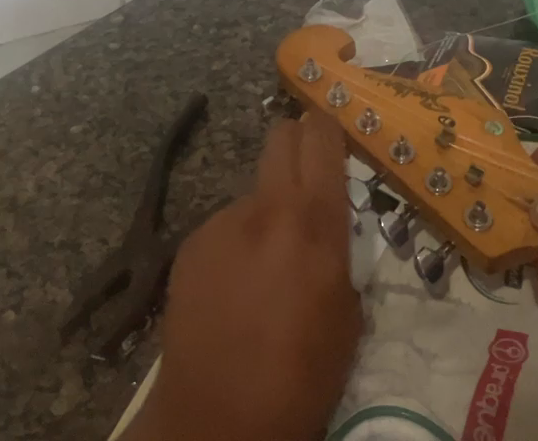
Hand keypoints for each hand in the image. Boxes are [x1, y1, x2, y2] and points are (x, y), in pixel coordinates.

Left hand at [129, 112, 360, 440]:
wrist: (217, 417)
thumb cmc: (302, 376)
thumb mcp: (347, 316)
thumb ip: (338, 255)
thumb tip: (326, 231)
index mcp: (312, 223)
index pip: (320, 139)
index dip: (329, 125)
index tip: (334, 129)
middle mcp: (265, 207)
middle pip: (280, 138)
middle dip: (296, 144)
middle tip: (306, 176)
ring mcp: (221, 222)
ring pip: (253, 193)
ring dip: (265, 212)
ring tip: (264, 267)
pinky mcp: (190, 244)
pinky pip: (225, 227)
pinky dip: (236, 243)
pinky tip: (232, 288)